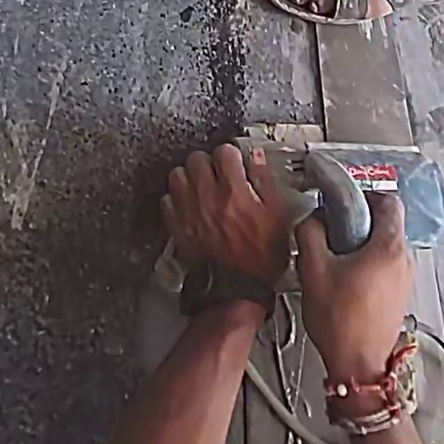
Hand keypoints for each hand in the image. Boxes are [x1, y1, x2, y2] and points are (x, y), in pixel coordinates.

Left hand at [161, 144, 290, 285]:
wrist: (234, 291)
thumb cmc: (258, 260)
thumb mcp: (277, 219)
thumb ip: (266, 184)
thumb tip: (258, 159)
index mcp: (234, 192)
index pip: (224, 152)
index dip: (232, 154)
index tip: (236, 162)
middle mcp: (206, 197)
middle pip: (196, 158)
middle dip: (209, 162)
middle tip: (218, 173)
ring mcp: (187, 210)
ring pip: (177, 174)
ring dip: (189, 176)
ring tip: (202, 186)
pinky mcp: (176, 225)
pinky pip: (167, 199)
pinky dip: (176, 198)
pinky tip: (190, 204)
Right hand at [296, 194, 411, 380]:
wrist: (357, 365)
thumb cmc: (339, 319)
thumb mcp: (313, 268)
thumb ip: (310, 232)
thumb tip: (314, 218)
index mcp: (389, 248)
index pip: (389, 201)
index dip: (363, 194)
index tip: (340, 200)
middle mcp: (404, 260)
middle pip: (384, 222)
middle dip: (355, 220)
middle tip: (328, 230)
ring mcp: (404, 278)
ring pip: (382, 244)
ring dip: (358, 242)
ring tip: (331, 257)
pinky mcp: (397, 293)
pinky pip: (383, 264)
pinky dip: (364, 261)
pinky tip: (340, 277)